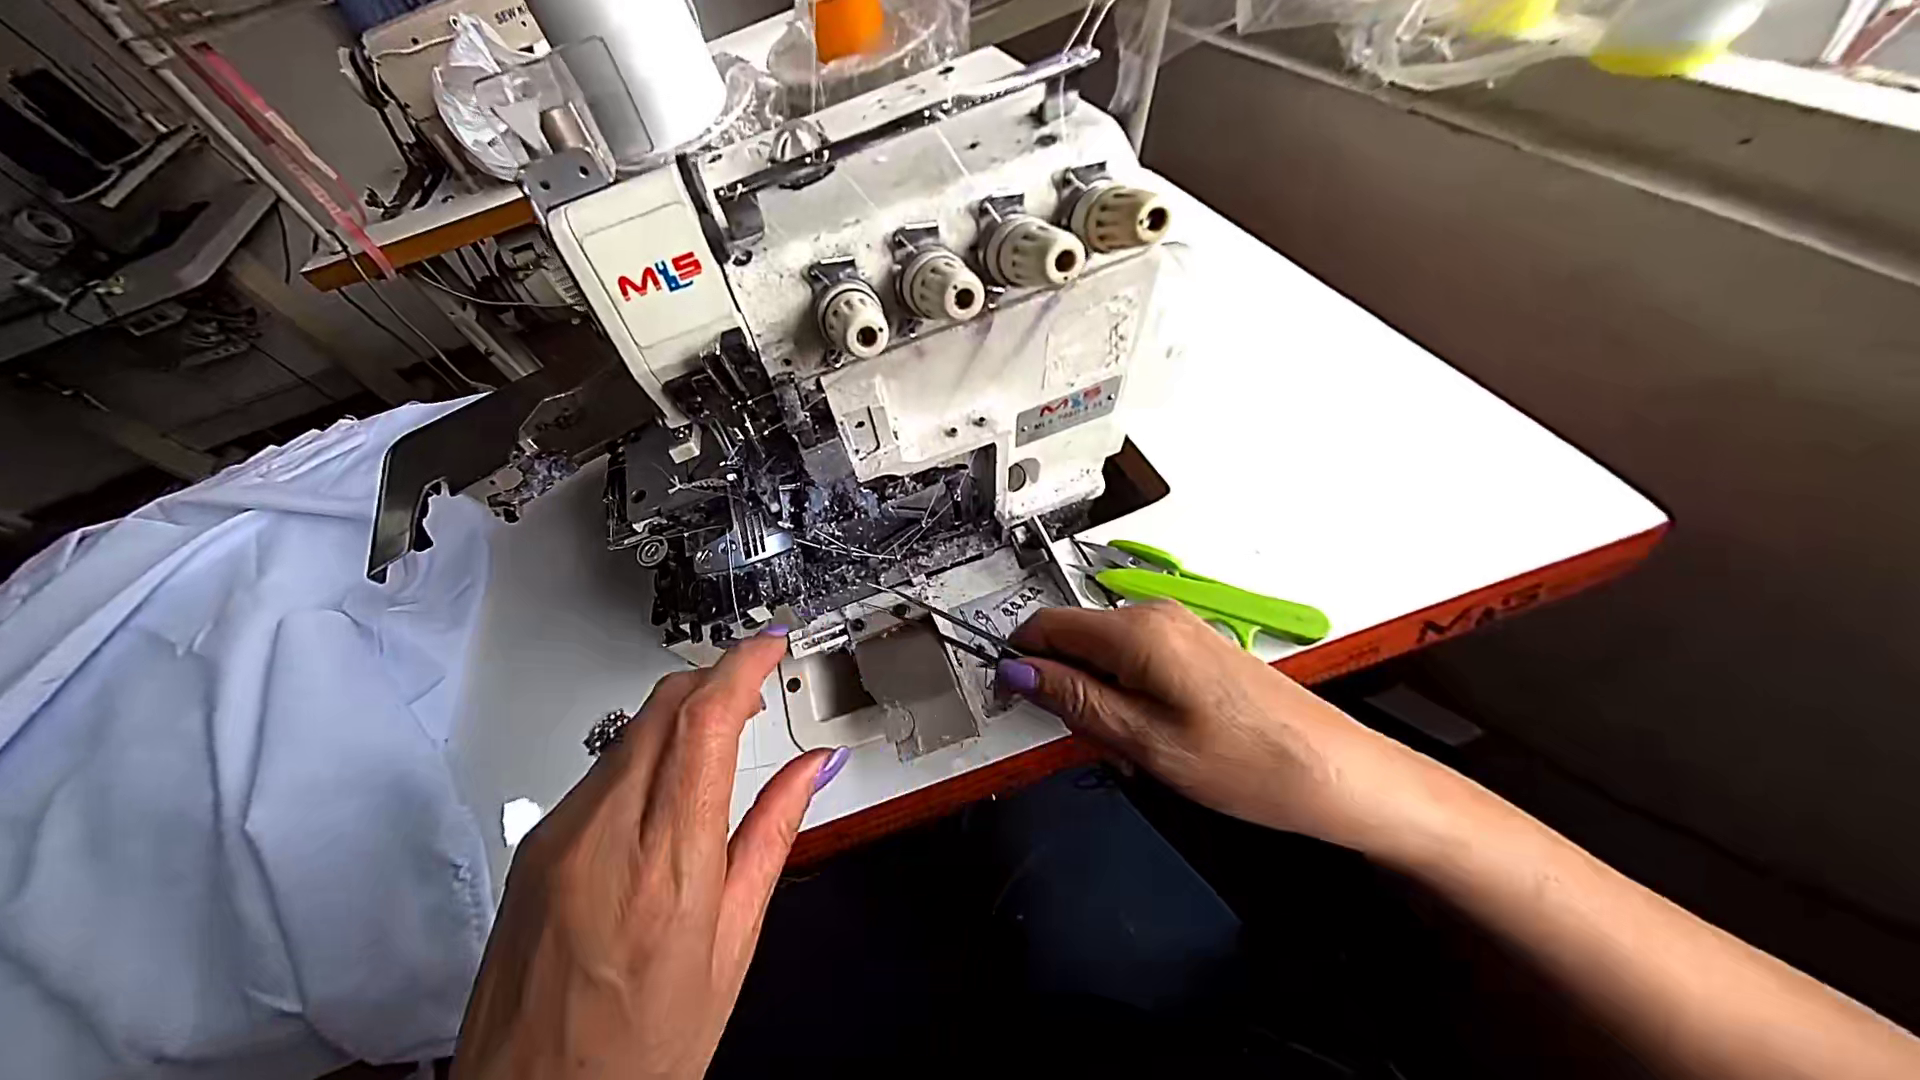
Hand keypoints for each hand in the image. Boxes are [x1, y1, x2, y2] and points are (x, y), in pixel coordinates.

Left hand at [452, 629, 847, 1079]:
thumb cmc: (639, 1048)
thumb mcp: (734, 939)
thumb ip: (774, 832)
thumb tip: (811, 769)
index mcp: (670, 864)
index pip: (706, 722)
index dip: (743, 665)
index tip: (769, 644)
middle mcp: (603, 838)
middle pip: (663, 705)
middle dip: (717, 674)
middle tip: (755, 678)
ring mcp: (559, 837)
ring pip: (633, 727)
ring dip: (686, 709)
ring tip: (725, 726)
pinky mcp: (536, 844)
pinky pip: (604, 763)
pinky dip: (651, 745)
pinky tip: (673, 775)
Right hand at [1002, 601, 1436, 852]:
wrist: (1337, 773)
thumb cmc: (1252, 762)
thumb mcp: (1142, 741)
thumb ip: (1072, 700)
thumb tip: (1020, 672)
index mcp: (1138, 632)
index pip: (1045, 625)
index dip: (1022, 662)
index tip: (1015, 698)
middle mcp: (1157, 617)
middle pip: (1074, 641)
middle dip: (1069, 690)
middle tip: (1099, 742)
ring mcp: (1178, 629)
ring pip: (1102, 656)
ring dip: (1101, 700)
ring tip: (1136, 748)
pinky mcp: (1193, 648)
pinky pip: (1134, 663)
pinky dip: (1128, 697)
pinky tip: (1156, 737)